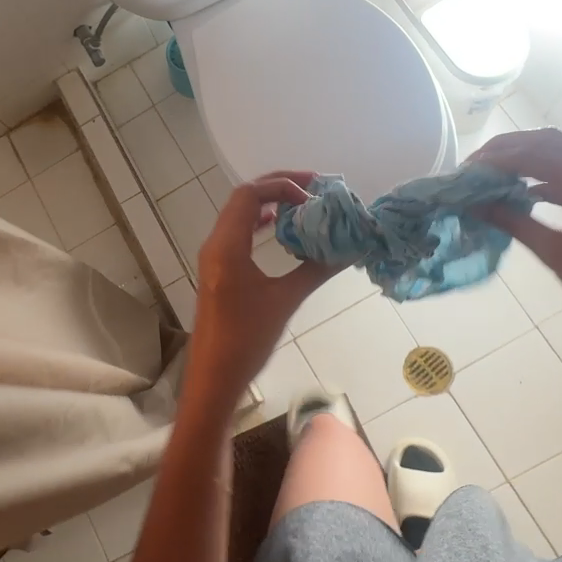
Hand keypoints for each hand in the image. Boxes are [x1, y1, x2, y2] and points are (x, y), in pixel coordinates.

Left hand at [188, 172, 340, 403]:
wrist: (214, 376)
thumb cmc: (247, 339)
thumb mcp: (286, 300)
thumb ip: (316, 269)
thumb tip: (348, 249)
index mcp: (227, 246)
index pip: (250, 195)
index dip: (282, 186)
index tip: (314, 195)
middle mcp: (215, 244)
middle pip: (242, 198)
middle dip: (277, 187)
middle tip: (313, 187)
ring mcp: (213, 257)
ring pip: (238, 214)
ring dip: (268, 204)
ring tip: (302, 204)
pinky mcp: (216, 270)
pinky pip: (236, 233)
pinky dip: (258, 223)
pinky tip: (280, 229)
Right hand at [471, 130, 561, 369]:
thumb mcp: (559, 258)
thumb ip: (516, 224)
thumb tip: (476, 205)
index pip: (534, 156)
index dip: (495, 159)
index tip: (463, 170)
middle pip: (549, 142)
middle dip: (508, 148)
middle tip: (473, 165)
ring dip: (527, 156)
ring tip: (492, 173)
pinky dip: (546, 173)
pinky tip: (523, 190)